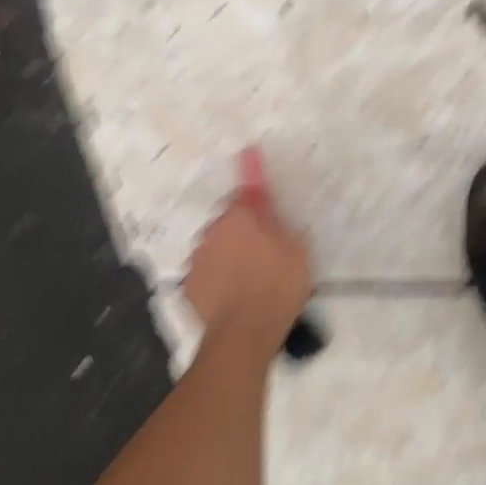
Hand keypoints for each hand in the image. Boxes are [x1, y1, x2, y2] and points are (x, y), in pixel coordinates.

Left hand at [182, 148, 312, 369]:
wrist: (243, 332)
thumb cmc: (278, 286)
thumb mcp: (296, 251)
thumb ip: (280, 226)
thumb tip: (269, 211)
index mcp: (240, 218)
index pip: (246, 189)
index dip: (251, 175)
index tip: (249, 151)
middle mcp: (212, 232)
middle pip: (229, 221)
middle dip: (243, 227)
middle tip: (266, 247)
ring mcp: (197, 259)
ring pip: (216, 246)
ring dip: (229, 252)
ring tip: (251, 276)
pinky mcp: (189, 286)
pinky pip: (208, 272)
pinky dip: (218, 276)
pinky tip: (235, 292)